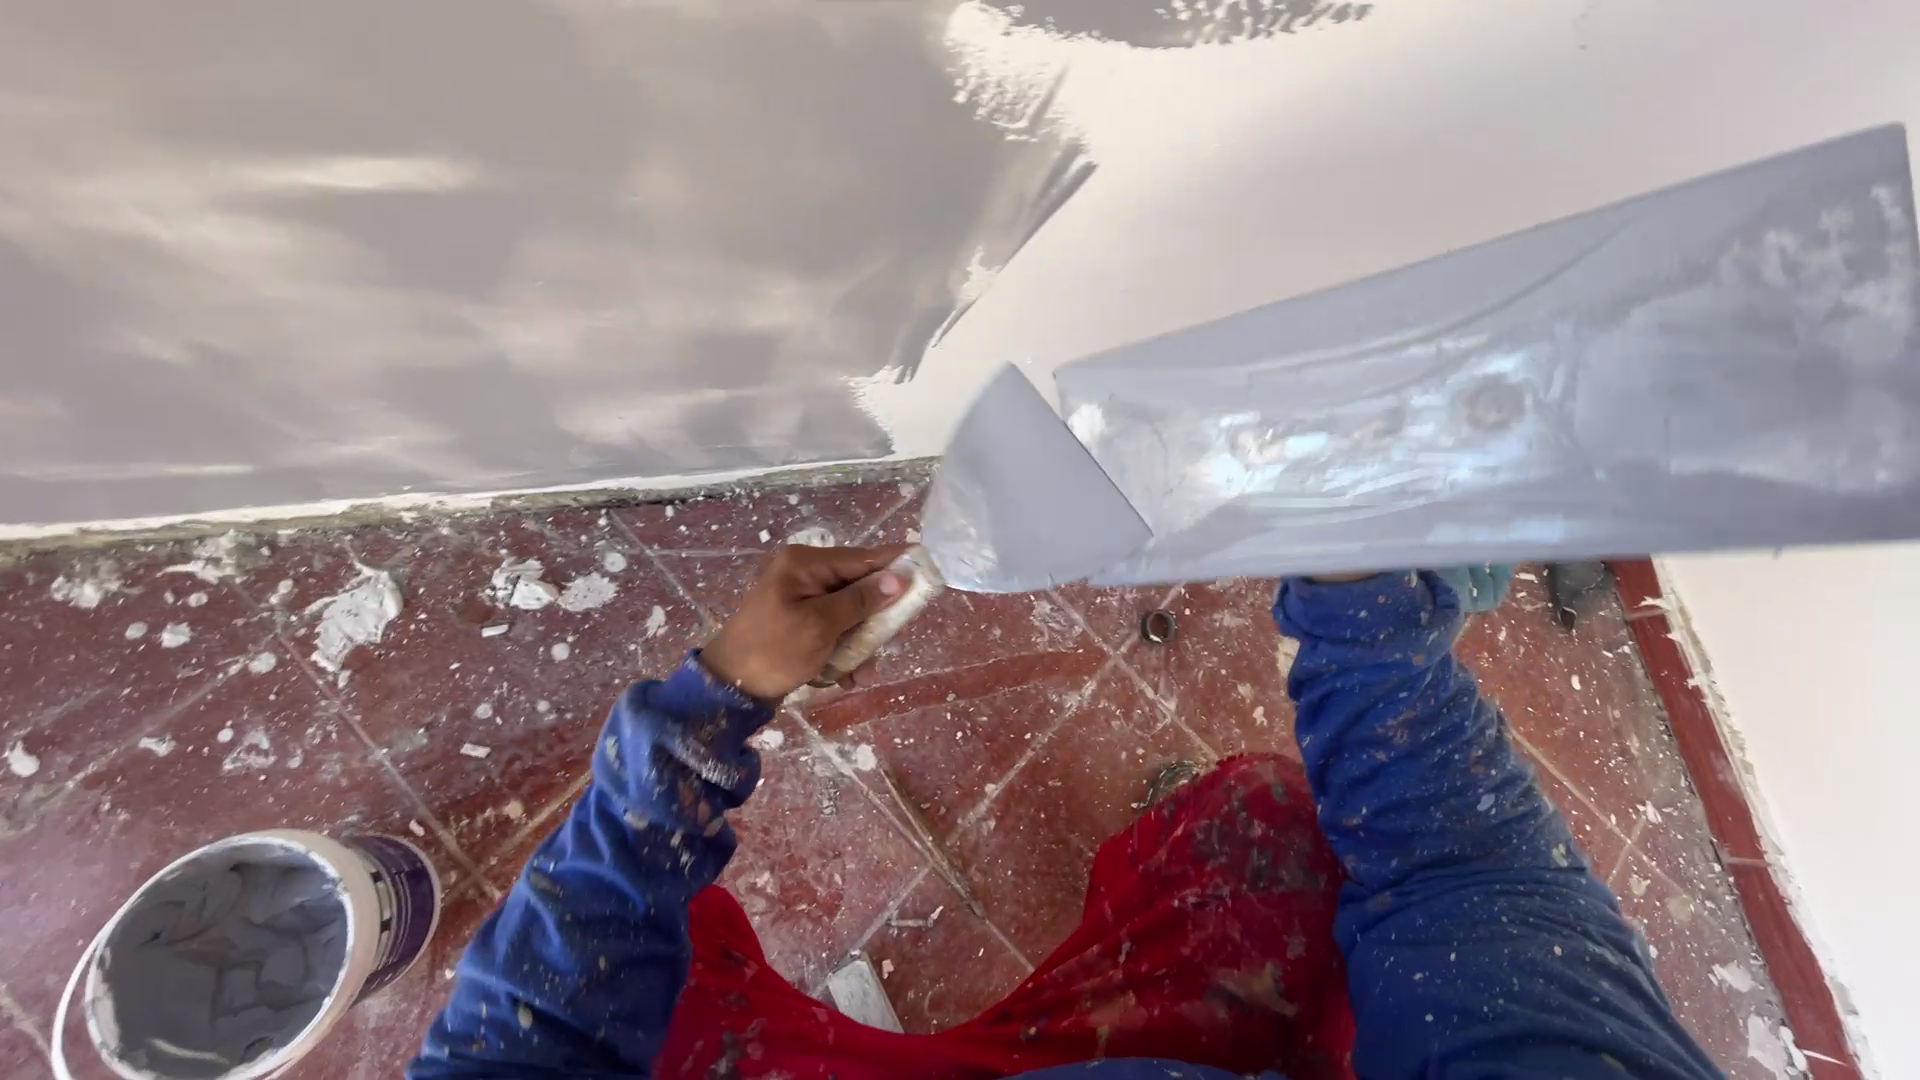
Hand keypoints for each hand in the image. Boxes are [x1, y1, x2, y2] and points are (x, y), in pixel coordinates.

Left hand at [702, 544, 907, 701]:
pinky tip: (847, 677)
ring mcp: (801, 598)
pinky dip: (844, 651)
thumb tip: (897, 579)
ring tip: (863, 674)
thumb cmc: (773, 652)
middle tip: (889, 644)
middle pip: (859, 587)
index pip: (861, 558)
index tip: (926, 572)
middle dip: (876, 619)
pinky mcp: (800, 621)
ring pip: (850, 613)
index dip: (895, 566)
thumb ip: (859, 601)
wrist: (728, 689)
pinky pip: (834, 629)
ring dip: (861, 643)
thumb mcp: (820, 626)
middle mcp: (804, 574)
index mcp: (805, 564)